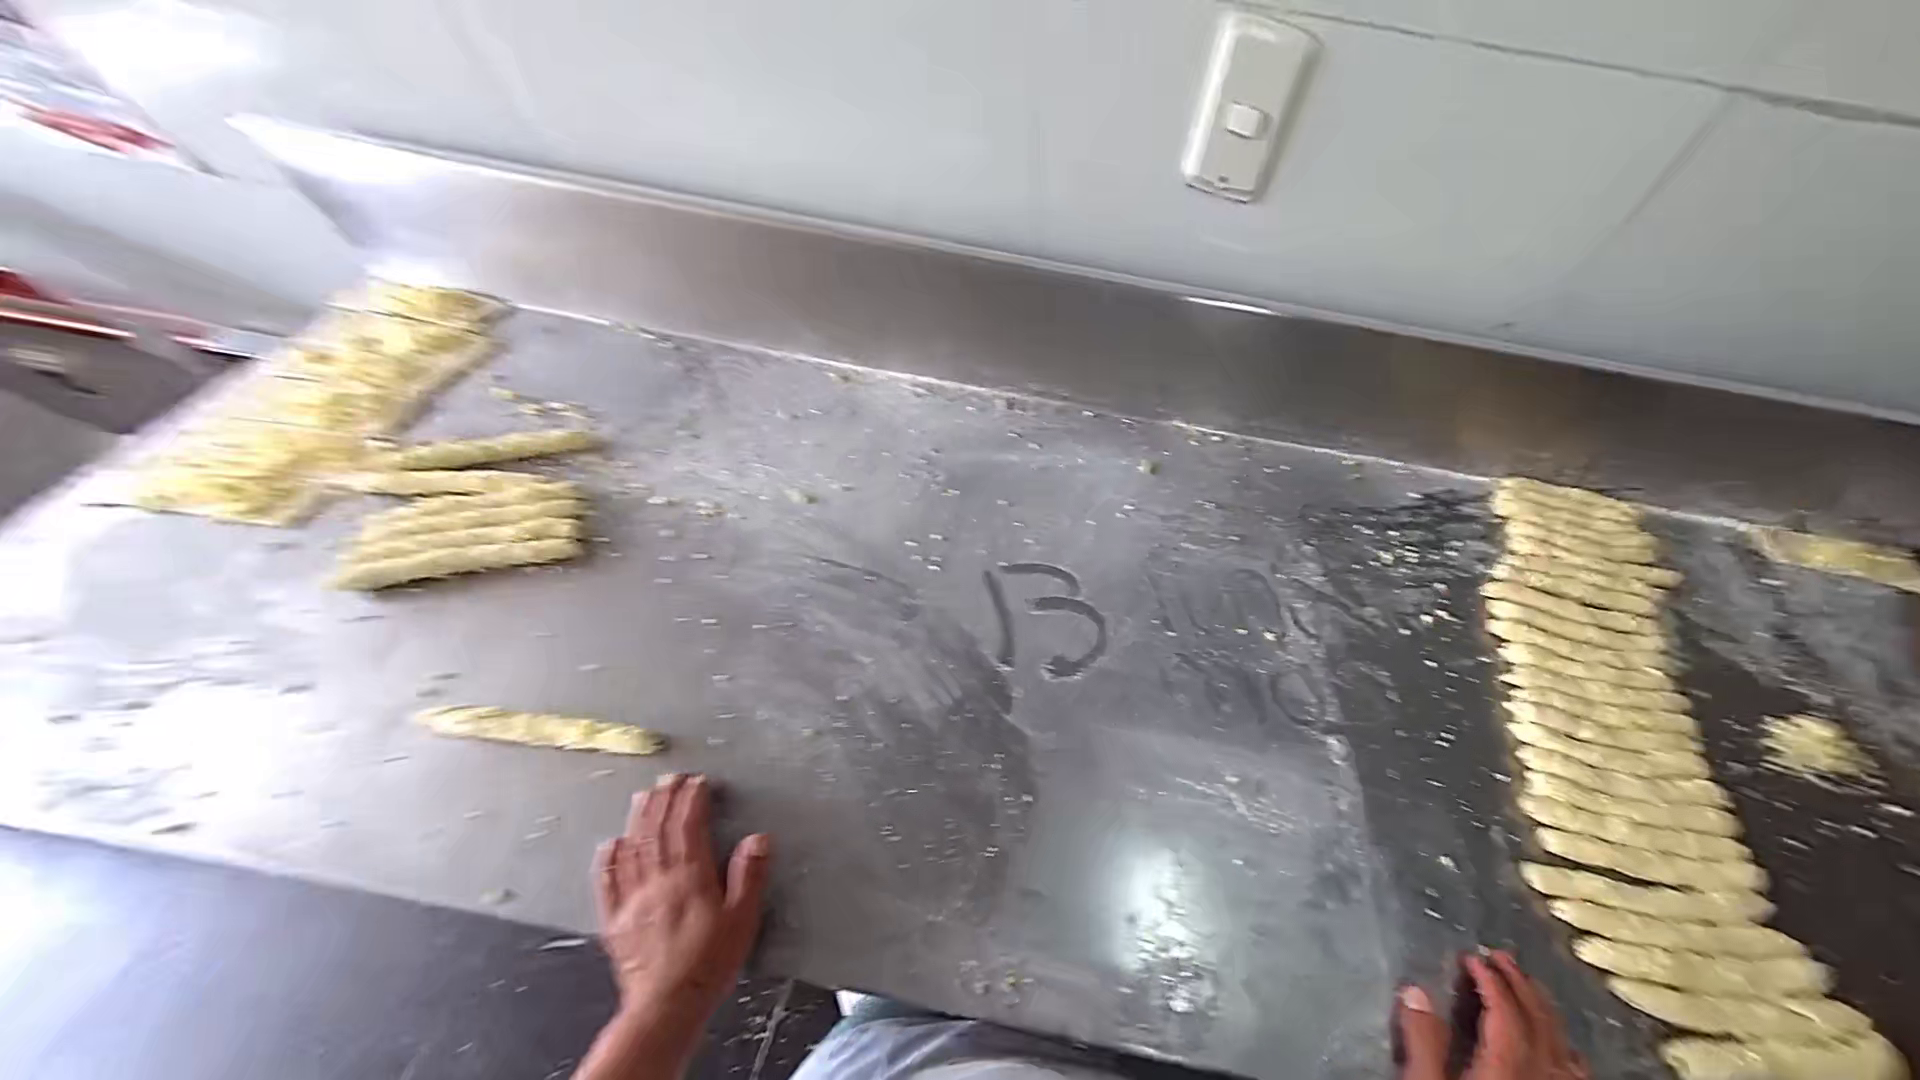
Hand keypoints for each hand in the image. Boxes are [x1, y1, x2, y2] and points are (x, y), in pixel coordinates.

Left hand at [595, 774, 771, 1016]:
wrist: (666, 1008)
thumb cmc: (708, 963)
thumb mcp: (742, 919)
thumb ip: (749, 876)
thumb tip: (757, 838)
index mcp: (690, 877)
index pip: (688, 826)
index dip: (692, 799)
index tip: (698, 781)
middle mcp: (658, 881)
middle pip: (658, 830)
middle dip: (665, 799)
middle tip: (671, 778)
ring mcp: (633, 899)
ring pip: (634, 848)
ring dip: (640, 817)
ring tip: (645, 795)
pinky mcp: (616, 921)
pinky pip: (609, 883)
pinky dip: (609, 859)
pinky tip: (611, 843)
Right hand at [1395, 950, 1586, 1079]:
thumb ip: (1423, 1044)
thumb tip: (1414, 990)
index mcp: (1505, 1073)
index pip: (1504, 1017)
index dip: (1490, 983)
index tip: (1472, 957)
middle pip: (1539, 1029)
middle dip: (1521, 989)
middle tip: (1502, 957)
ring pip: (1564, 1052)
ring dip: (1546, 1014)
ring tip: (1530, 987)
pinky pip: (1576, 1079)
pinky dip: (1568, 1053)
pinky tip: (1563, 1047)